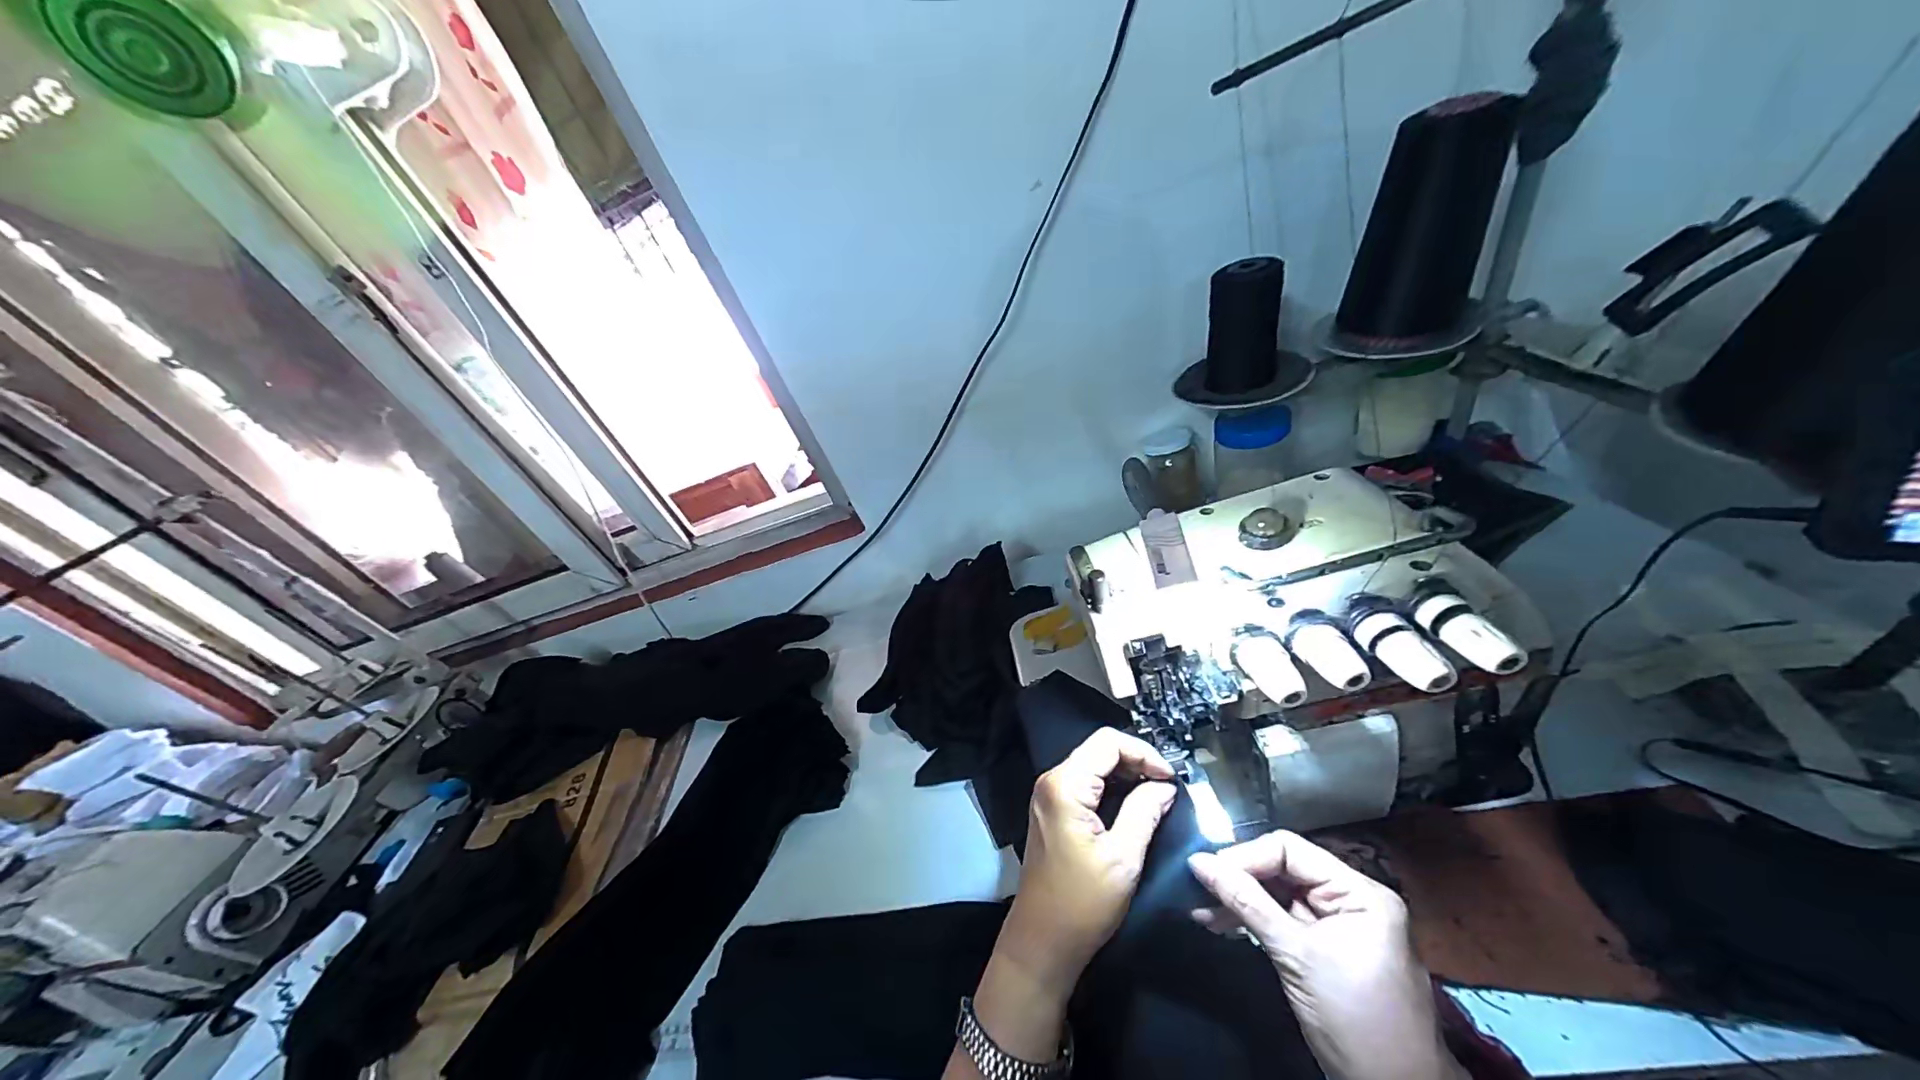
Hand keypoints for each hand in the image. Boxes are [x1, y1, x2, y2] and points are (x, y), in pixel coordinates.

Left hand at [1001, 727, 1177, 995]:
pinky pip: (1087, 786)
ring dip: (1127, 777)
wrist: (1043, 940)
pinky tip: (1136, 808)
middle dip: (1137, 763)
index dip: (1144, 753)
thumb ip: (1144, 813)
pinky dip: (1113, 790)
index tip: (1170, 778)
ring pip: (1094, 768)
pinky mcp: (1054, 813)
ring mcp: (1050, 797)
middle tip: (1168, 788)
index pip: (1108, 742)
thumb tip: (1164, 787)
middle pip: (1100, 751)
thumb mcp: (1123, 858)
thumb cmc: (1081, 903)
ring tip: (1158, 797)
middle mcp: (1052, 782)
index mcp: (1065, 785)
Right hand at [1188, 832, 1464, 1079]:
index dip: (1245, 857)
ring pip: (1276, 894)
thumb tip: (1199, 862)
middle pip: (1281, 868)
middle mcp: (1349, 899)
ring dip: (1238, 901)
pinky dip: (1251, 921)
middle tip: (1198, 888)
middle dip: (1238, 879)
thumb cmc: (1355, 1020)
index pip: (1290, 850)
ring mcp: (1336, 923)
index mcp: (1358, 892)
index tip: (1206, 871)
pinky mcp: (1322, 947)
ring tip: (1202, 911)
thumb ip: (1247, 903)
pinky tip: (1219, 924)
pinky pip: (1280, 919)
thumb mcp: (1296, 956)